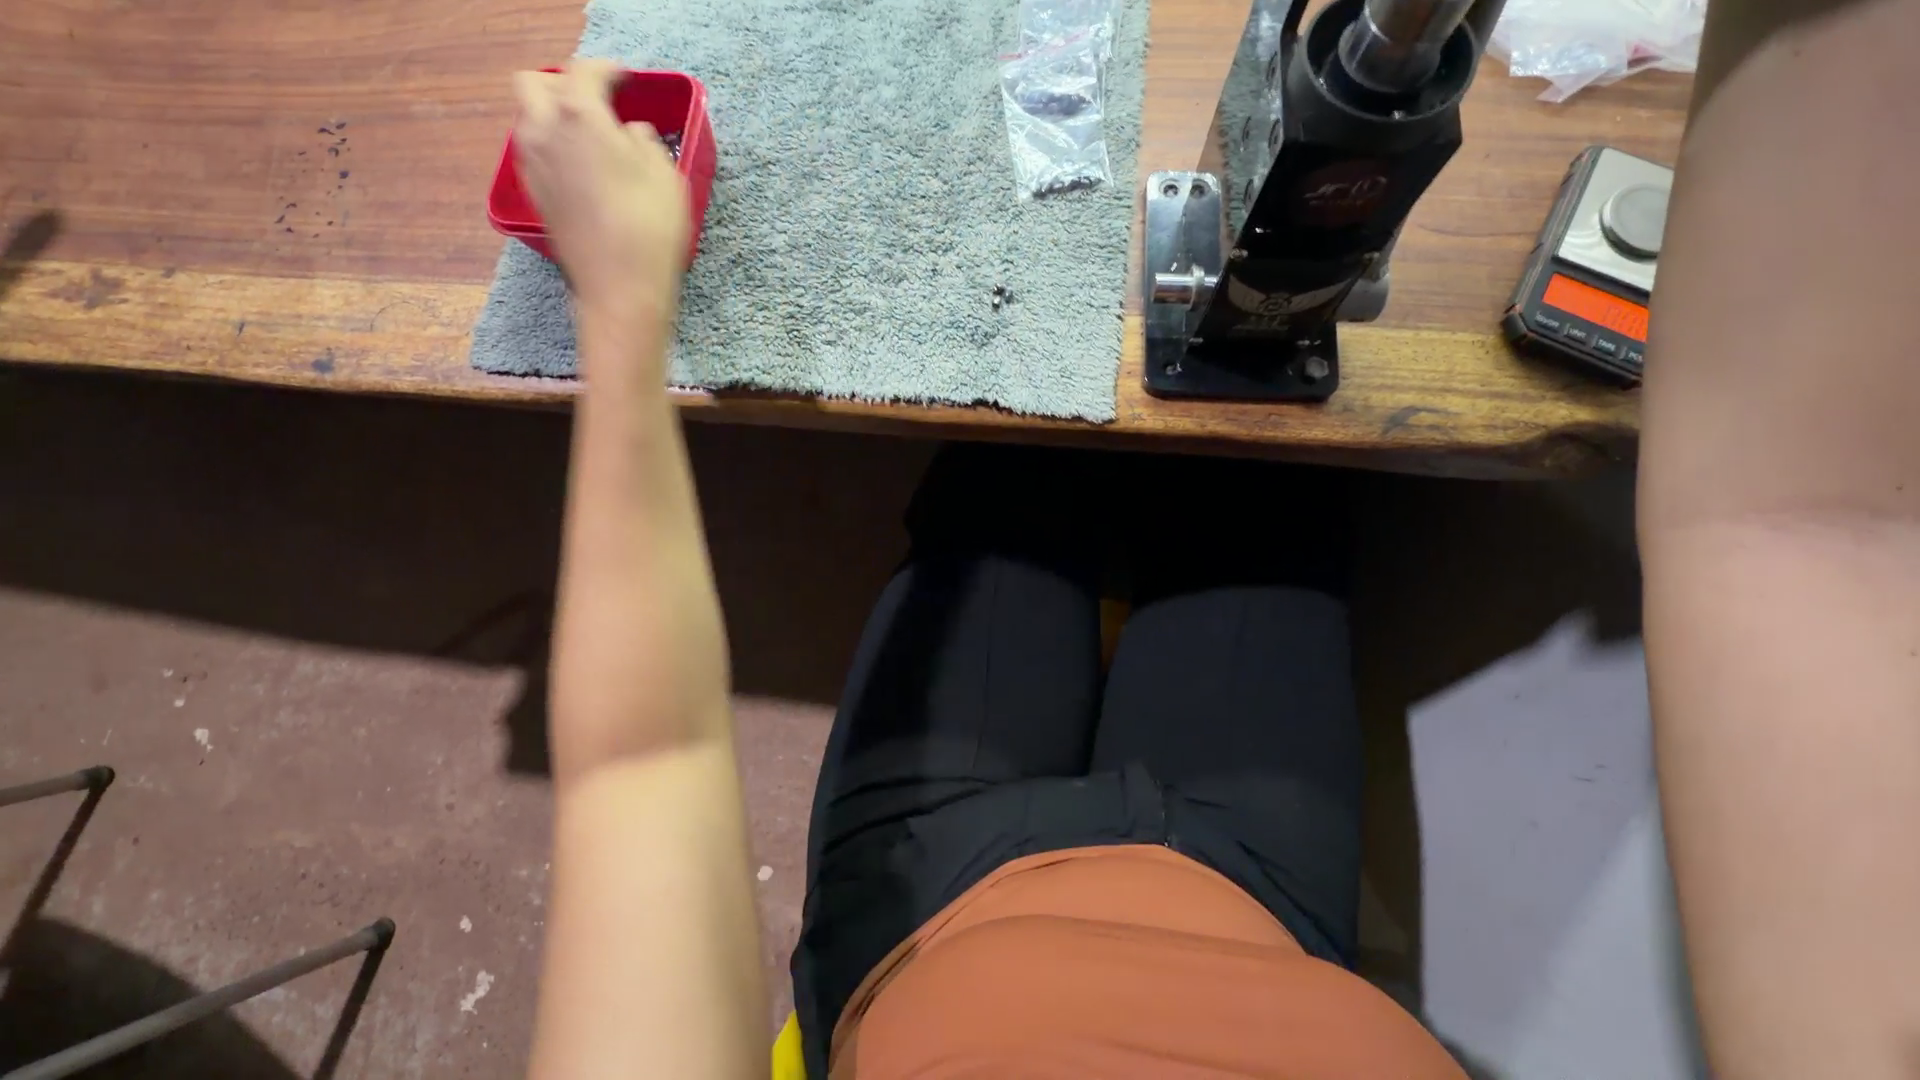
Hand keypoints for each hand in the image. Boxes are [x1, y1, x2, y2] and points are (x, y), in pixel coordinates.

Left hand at [511, 60, 690, 319]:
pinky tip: (583, 170)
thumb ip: (644, 143)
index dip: (607, 70)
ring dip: (554, 117)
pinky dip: (554, 148)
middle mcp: (543, 131)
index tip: (625, 79)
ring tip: (589, 137)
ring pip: (529, 119)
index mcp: (578, 115)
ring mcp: (533, 165)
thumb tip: (630, 134)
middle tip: (595, 102)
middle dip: (562, 84)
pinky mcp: (535, 196)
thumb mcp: (665, 176)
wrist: (620, 287)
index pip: (584, 71)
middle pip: (534, 84)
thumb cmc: (650, 228)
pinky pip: (535, 153)